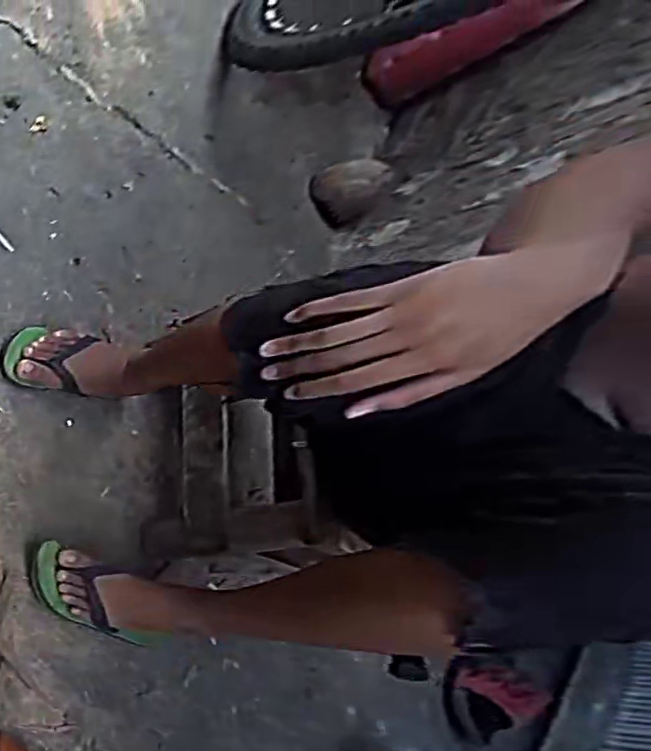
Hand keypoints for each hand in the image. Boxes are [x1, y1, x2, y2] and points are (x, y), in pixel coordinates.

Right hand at [256, 244, 616, 417]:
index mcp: (422, 363)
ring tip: (267, 348)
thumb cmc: (506, 331)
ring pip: (337, 330)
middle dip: (297, 367)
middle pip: (337, 356)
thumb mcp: (466, 374)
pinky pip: (352, 300)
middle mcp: (408, 337)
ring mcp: (404, 310)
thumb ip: (407, 394)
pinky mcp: (403, 286)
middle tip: (265, 373)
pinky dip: (320, 307)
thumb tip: (353, 412)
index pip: (354, 381)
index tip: (289, 394)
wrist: (544, 278)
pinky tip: (295, 315)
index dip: (316, 389)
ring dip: (297, 340)